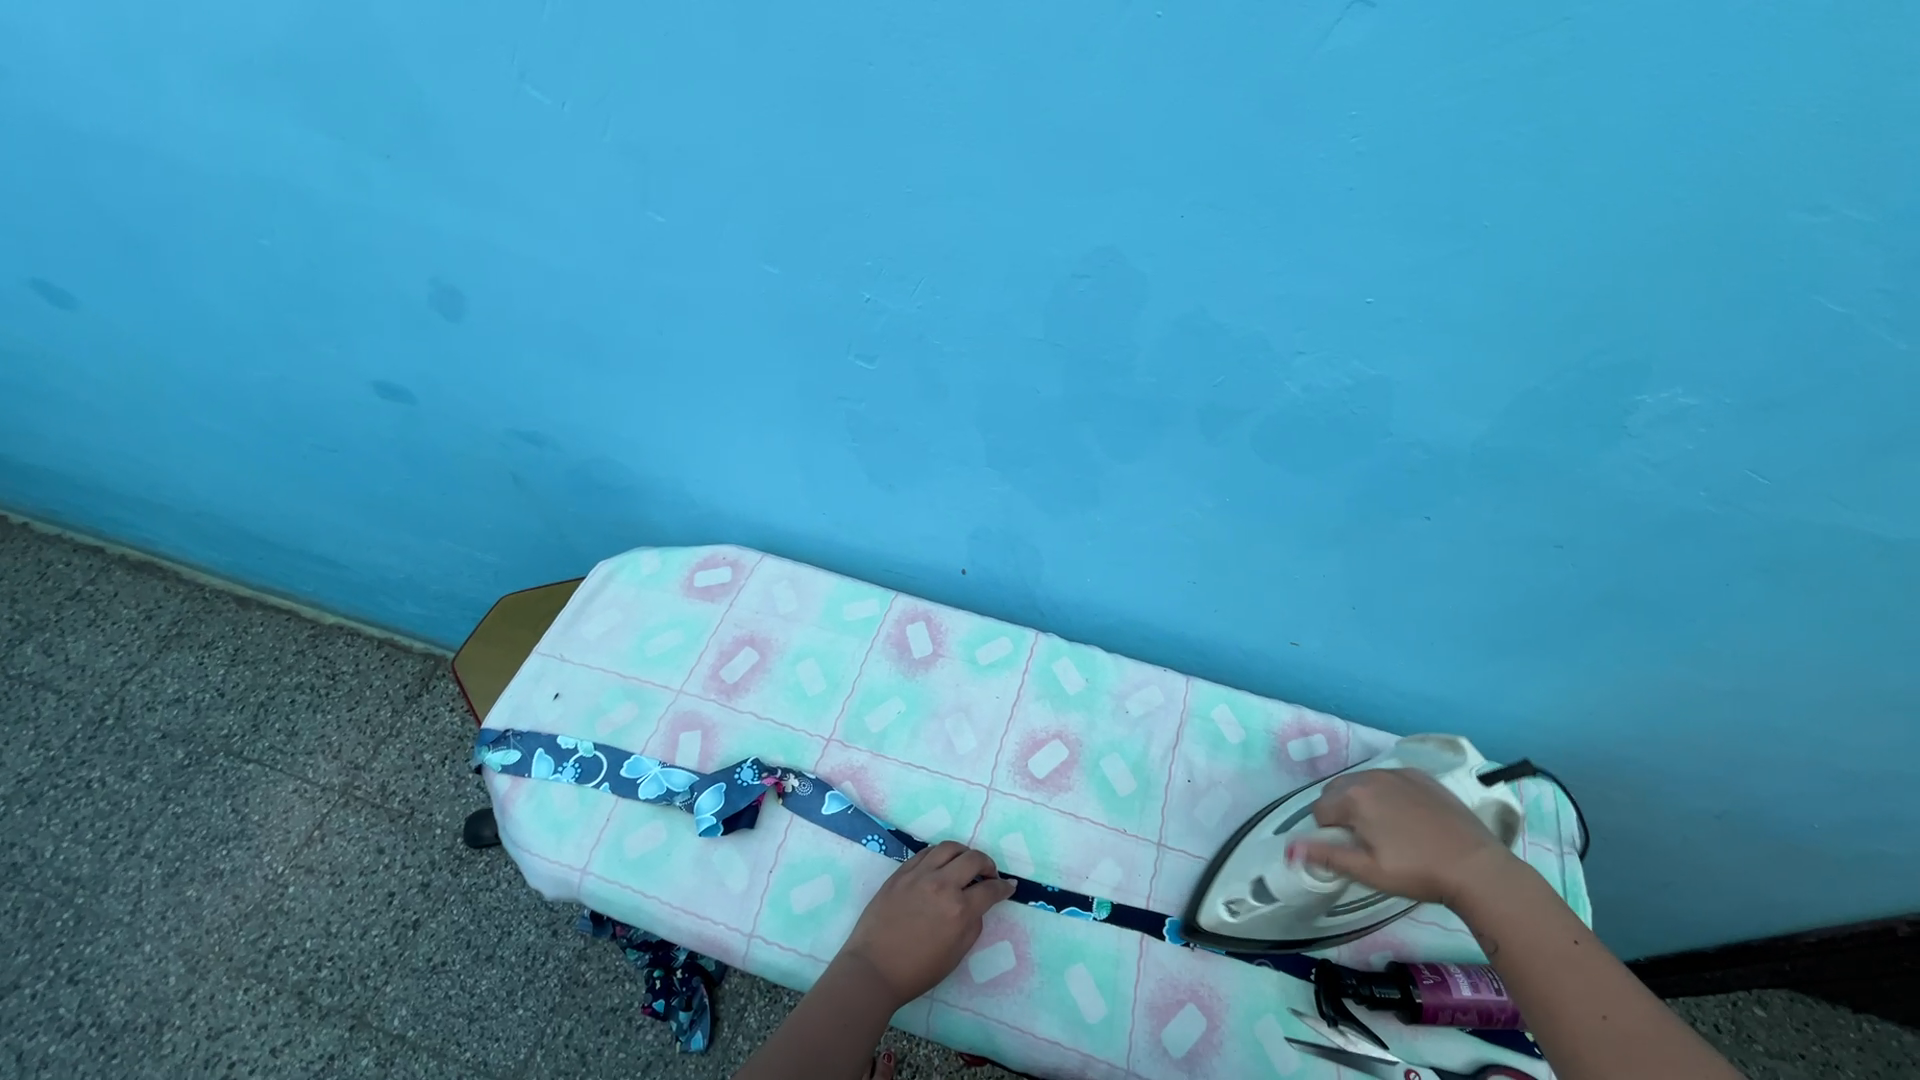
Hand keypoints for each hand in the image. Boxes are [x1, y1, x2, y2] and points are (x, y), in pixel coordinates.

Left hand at [833, 841, 1016, 1006]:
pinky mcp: (900, 873)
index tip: (1009, 886)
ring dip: (964, 853)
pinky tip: (941, 864)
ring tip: (965, 863)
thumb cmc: (917, 970)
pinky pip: (925, 853)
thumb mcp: (956, 955)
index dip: (1004, 887)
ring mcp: (919, 875)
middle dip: (988, 864)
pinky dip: (939, 855)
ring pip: (949, 848)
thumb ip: (973, 925)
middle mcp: (942, 885)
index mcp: (959, 910)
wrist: (874, 968)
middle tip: (988, 874)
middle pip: (973, 859)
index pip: (990, 889)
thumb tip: (977, 906)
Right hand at [1290, 767, 1519, 906]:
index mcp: (1354, 798)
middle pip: (1337, 791)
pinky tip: (1407, 817)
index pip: (1319, 810)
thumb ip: (1326, 856)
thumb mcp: (1368, 871)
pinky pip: (1390, 779)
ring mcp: (1399, 773)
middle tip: (1365, 841)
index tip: (1351, 850)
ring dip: (1363, 801)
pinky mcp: (1422, 777)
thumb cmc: (1418, 872)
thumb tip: (1289, 849)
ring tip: (1387, 829)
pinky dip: (1388, 793)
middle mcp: (1371, 777)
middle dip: (1341, 812)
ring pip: (1363, 783)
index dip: (1328, 833)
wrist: (1477, 868)